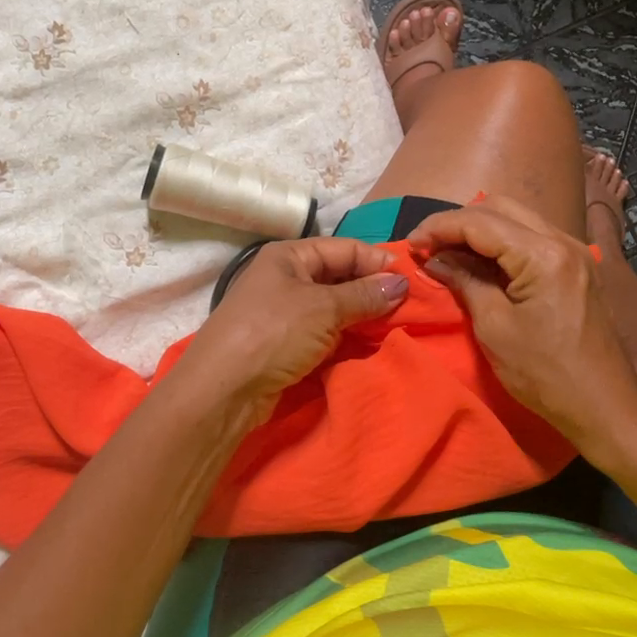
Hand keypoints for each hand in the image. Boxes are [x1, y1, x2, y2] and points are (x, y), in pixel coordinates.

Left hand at [174, 238, 409, 426]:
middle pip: (338, 276)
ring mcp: (283, 312)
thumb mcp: (324, 308)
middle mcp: (284, 278)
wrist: (224, 389)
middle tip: (411, 304)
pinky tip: (370, 344)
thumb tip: (401, 283)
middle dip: (373, 289)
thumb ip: (365, 295)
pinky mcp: (284, 343)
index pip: (343, 248)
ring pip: (333, 306)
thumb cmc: (274, 333)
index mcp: (288, 256)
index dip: (377, 260)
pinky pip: (323, 332)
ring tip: (398, 324)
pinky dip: (345, 336)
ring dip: (362, 315)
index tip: (413, 277)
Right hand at [407, 196, 636, 449]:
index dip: (439, 227)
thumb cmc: (544, 374)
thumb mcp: (494, 328)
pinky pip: (531, 235)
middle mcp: (562, 240)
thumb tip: (433, 259)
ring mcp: (574, 250)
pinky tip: (481, 263)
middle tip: (430, 247)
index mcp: (543, 255)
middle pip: (499, 206)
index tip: (412, 245)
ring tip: (449, 253)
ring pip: (516, 217)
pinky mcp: (576, 265)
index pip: (480, 221)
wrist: (605, 406)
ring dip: (480, 229)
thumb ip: (464, 281)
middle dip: (459, 222)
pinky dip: (502, 241)